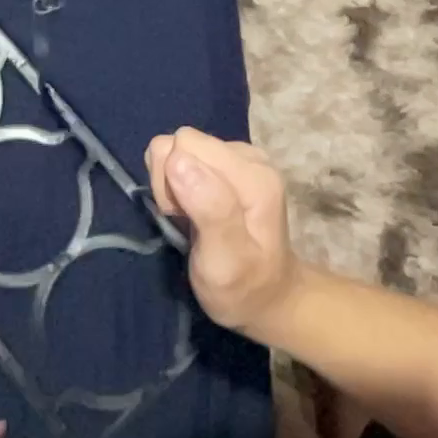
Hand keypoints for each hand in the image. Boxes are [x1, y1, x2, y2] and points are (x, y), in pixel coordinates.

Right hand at [145, 127, 299, 334]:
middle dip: (169, 179)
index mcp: (254, 176)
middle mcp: (250, 156)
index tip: (183, 217)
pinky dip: (179, 180)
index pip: (185, 146)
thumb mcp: (225, 262)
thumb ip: (209, 209)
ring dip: (172, 181)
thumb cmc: (242, 287)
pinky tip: (193, 207)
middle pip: (182, 141)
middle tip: (184, 217)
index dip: (170, 181)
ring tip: (188, 215)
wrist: (268, 296)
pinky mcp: (230, 162)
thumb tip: (178, 160)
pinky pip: (187, 154)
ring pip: (180, 146)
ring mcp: (241, 157)